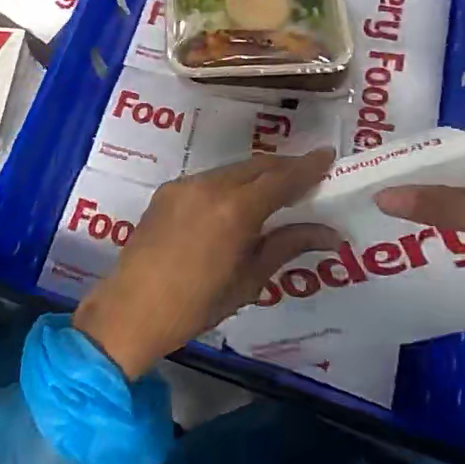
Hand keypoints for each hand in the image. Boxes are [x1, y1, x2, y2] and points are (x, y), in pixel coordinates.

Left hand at [74, 150, 338, 378]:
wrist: (134, 307)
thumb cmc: (197, 304)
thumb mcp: (250, 279)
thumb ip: (288, 245)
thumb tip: (331, 234)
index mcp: (235, 209)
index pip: (282, 178)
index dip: (308, 167)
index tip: (328, 156)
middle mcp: (207, 187)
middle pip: (255, 167)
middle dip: (283, 168)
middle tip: (307, 175)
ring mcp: (181, 187)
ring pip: (228, 171)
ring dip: (254, 175)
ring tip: (274, 189)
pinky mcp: (163, 194)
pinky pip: (205, 181)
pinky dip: (227, 184)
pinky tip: (235, 201)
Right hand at [376, 117, 464, 454]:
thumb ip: (441, 207)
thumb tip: (378, 194)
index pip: (437, 145)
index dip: (401, 168)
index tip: (362, 190)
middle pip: (452, 164)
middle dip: (417, 189)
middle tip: (370, 213)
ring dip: (441, 207)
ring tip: (394, 227)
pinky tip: (441, 237)